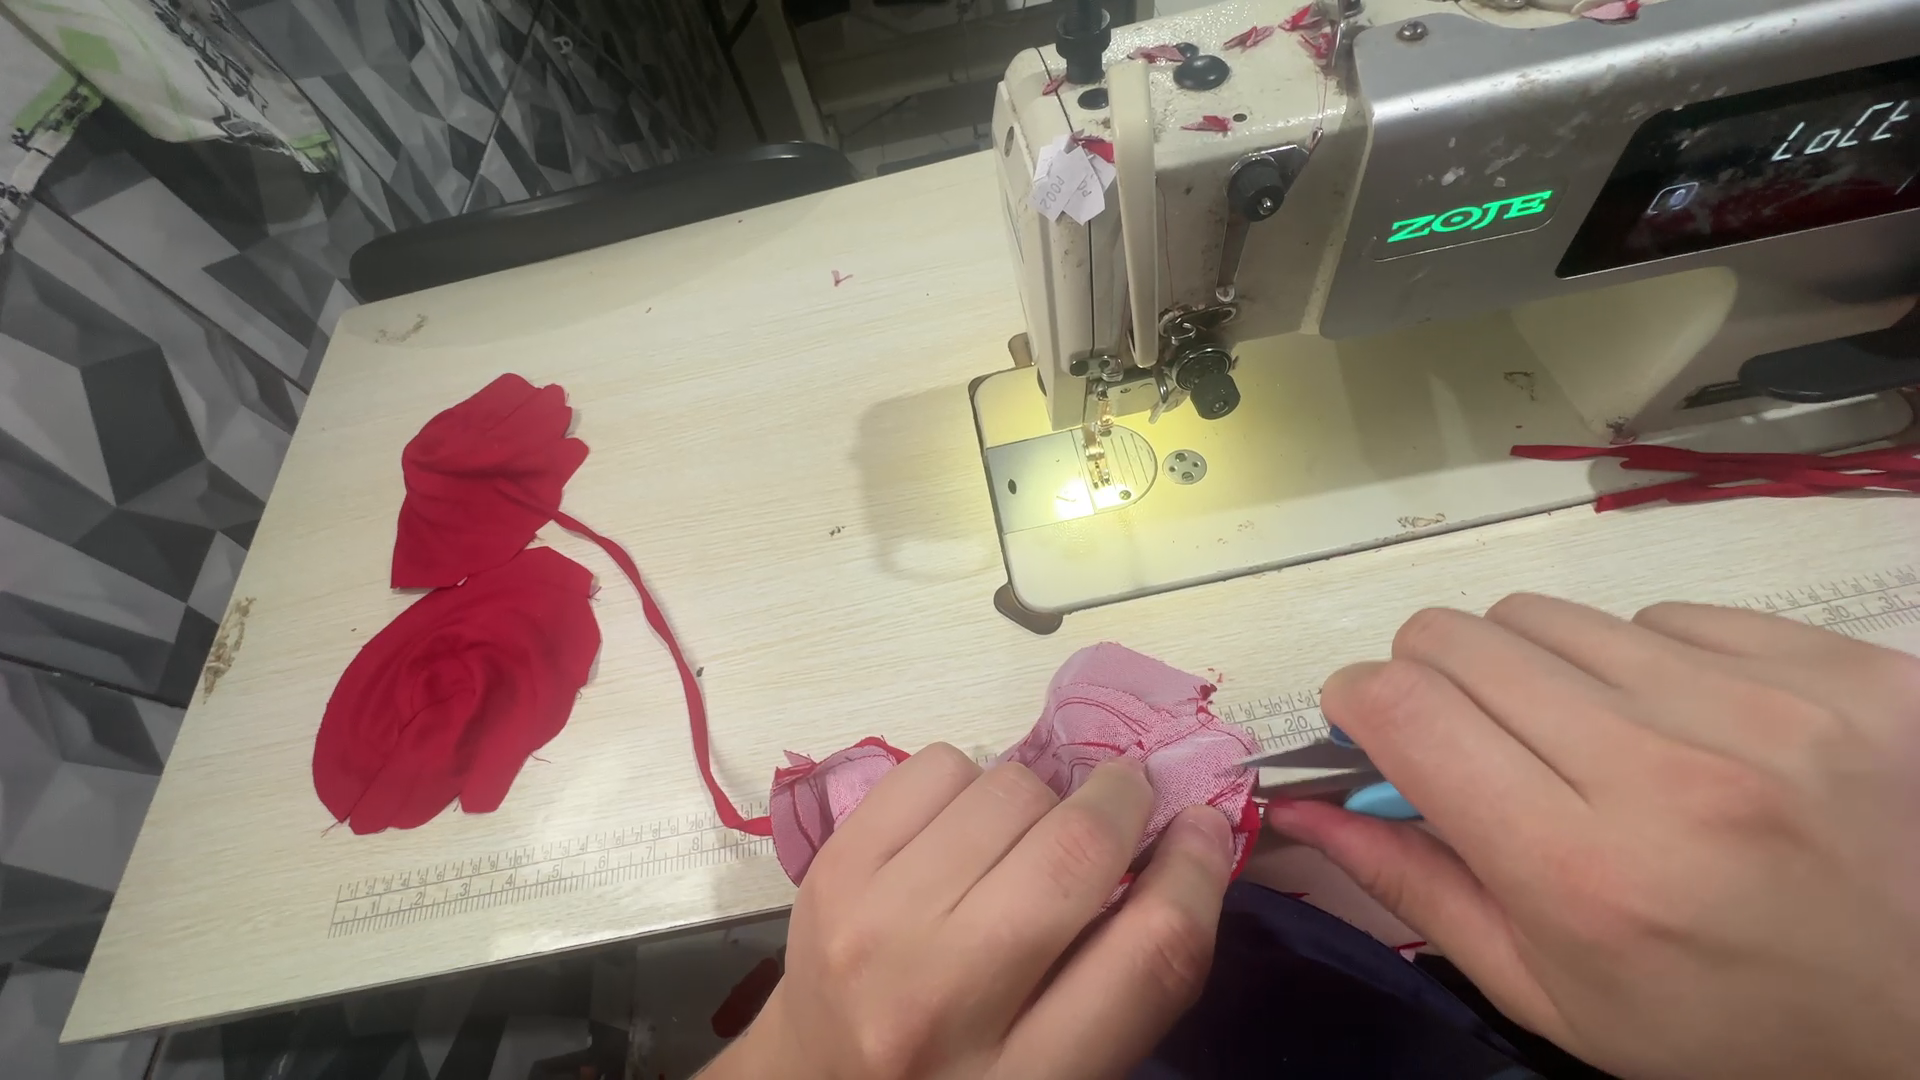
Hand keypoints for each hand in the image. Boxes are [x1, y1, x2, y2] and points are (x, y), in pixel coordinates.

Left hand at [704, 750, 1234, 1079]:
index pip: (1150, 955)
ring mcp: (876, 923)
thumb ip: (1118, 971)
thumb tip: (1178, 835)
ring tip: (1027, 827)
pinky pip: (936, 765)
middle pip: (1074, 853)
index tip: (1203, 823)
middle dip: (1121, 801)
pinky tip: (960, 822)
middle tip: (1127, 794)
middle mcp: (944, 1001)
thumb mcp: (1053, 1067)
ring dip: (1040, 793)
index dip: (1198, 871)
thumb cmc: (954, 1078)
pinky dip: (970, 776)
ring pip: (1006, 790)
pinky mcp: (834, 865)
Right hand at [1267, 595, 1919, 1077]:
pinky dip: (1639, 662)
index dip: (1354, 698)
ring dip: (1528, 666)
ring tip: (1586, 736)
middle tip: (1470, 734)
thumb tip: (1296, 808)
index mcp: (1581, 867)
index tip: (1368, 723)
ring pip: (1541, 614)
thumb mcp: (1544, 989)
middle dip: (1426, 674)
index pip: (1398, 704)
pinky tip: (1690, 729)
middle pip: (1452, 636)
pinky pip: (1659, 616)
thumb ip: (1405, 882)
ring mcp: (1770, 706)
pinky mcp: (1851, 670)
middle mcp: (1669, 769)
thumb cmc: (1730, 1032)